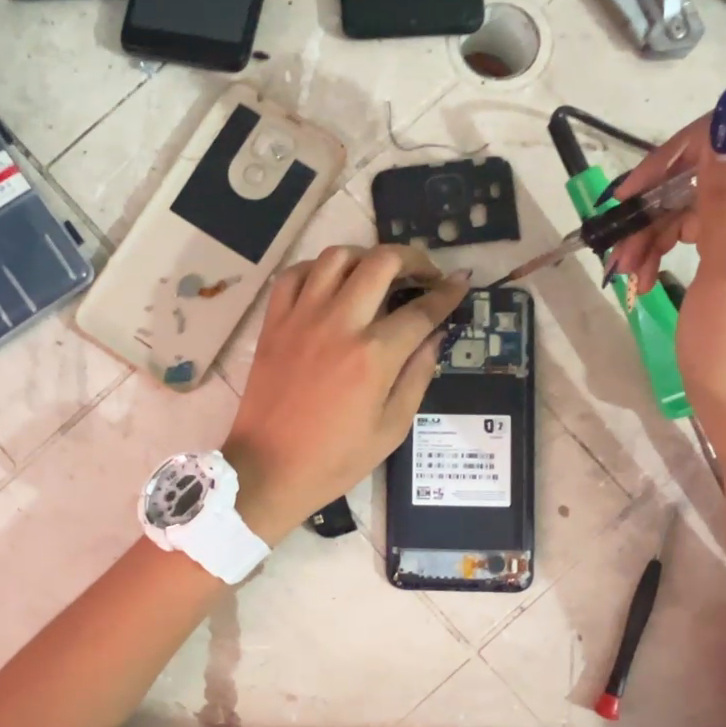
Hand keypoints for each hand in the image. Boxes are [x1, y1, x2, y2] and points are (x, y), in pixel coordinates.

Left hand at [223, 245, 468, 542]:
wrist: (267, 470)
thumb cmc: (333, 460)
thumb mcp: (391, 429)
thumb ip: (417, 376)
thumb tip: (434, 336)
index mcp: (374, 356)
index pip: (422, 309)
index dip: (447, 293)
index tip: (459, 284)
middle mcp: (340, 324)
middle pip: (382, 262)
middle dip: (413, 259)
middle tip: (422, 275)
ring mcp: (301, 318)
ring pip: (337, 257)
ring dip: (365, 257)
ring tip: (377, 275)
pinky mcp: (273, 322)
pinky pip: (295, 274)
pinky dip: (317, 268)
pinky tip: (331, 284)